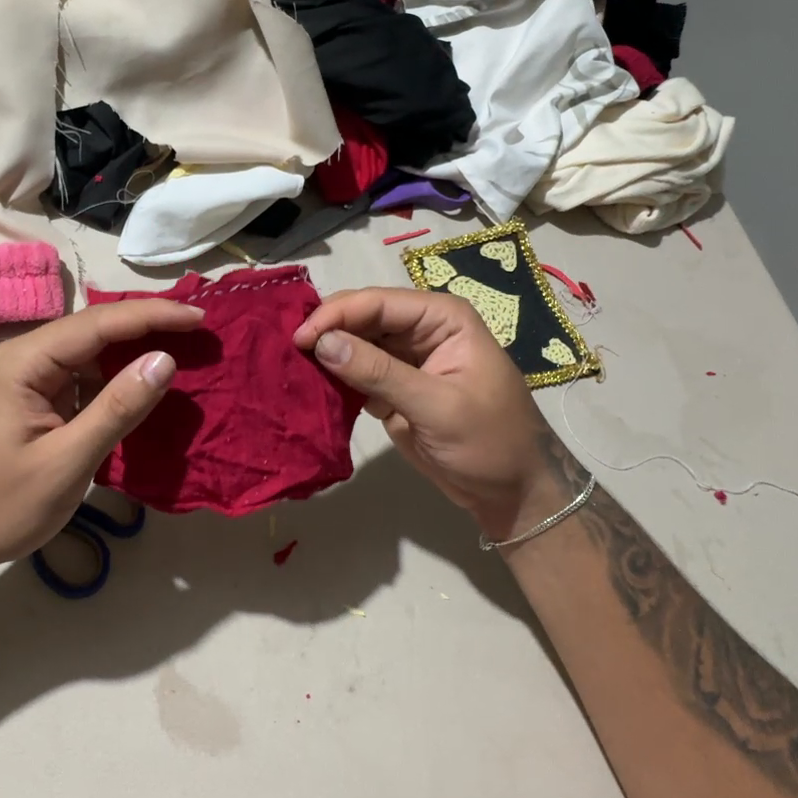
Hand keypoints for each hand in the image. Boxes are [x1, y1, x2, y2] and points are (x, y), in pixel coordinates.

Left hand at [0, 299, 202, 576]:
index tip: (200, 316)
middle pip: (95, 329)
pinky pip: (84, 379)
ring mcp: (31, 379)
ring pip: (92, 352)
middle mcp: (26, 358)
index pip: (98, 323)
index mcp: (25, 362)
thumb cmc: (0, 505)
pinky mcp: (38, 401)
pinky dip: (118, 379)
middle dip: (148, 326)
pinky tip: (148, 383)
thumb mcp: (66, 461)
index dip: (152, 316)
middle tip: (202, 329)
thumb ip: (116, 409)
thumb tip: (165, 359)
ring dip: (136, 350)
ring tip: (187, 349)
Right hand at [293, 288, 568, 540]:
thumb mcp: (437, 407)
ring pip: (352, 342)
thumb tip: (322, 342)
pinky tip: (306, 382)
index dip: (335, 315)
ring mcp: (403, 358)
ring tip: (287, 363)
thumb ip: (379, 372)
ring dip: (323, 352)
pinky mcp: (389, 387)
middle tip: (286, 350)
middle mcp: (420, 329)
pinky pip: (352, 371)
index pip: (378, 302)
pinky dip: (330, 376)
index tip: (298, 339)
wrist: (511, 495)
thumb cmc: (490, 443)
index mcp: (442, 318)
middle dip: (324, 329)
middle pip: (360, 316)